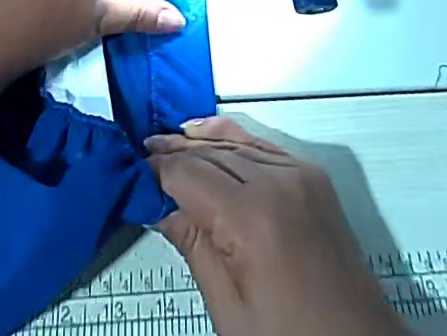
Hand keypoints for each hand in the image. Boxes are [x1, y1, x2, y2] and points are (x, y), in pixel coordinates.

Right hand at [146, 117, 407, 335]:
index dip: (156, 170)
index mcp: (252, 216)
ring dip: (199, 141)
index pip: (188, 174)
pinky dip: (234, 138)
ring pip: (235, 141)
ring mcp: (300, 175)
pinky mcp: (314, 178)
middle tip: (141, 152)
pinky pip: (263, 146)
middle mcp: (277, 182)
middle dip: (173, 152)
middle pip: (210, 153)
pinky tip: (210, 136)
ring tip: (166, 140)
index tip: (132, 170)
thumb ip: (192, 245)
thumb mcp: (230, 310)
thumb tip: (157, 206)